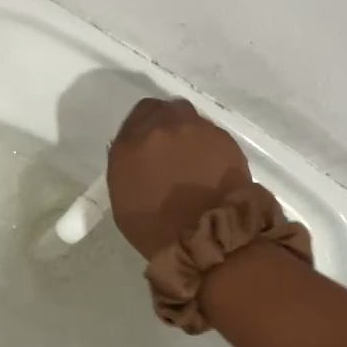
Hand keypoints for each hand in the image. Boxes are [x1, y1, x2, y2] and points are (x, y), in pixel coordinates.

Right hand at [107, 98, 252, 258]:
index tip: (145, 146)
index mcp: (130, 144)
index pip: (134, 118)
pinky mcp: (223, 138)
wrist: (207, 236)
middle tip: (168, 149)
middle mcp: (161, 127)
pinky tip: (210, 167)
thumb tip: (138, 154)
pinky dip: (207, 145)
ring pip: (187, 117)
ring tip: (191, 158)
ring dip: (186, 132)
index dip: (141, 130)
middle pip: (161, 110)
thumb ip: (127, 164)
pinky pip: (210, 133)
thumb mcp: (123, 197)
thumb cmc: (156, 228)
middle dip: (163, 124)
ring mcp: (195, 128)